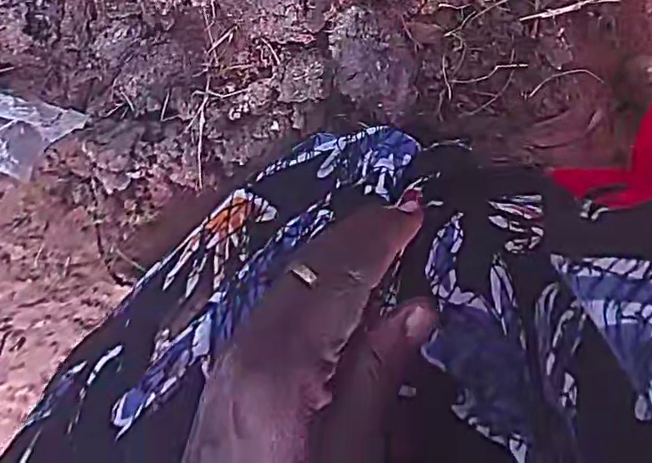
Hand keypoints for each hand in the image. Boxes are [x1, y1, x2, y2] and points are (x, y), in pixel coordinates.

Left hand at [183, 204, 437, 462]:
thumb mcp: (350, 457)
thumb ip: (378, 377)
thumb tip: (417, 310)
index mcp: (283, 362)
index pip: (340, 274)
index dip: (380, 238)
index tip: (412, 213)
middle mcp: (252, 342)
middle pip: (314, 262)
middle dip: (362, 231)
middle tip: (404, 212)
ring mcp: (237, 350)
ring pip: (298, 273)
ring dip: (343, 248)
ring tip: (383, 235)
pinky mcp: (234, 363)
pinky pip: (285, 295)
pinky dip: (321, 275)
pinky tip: (346, 280)